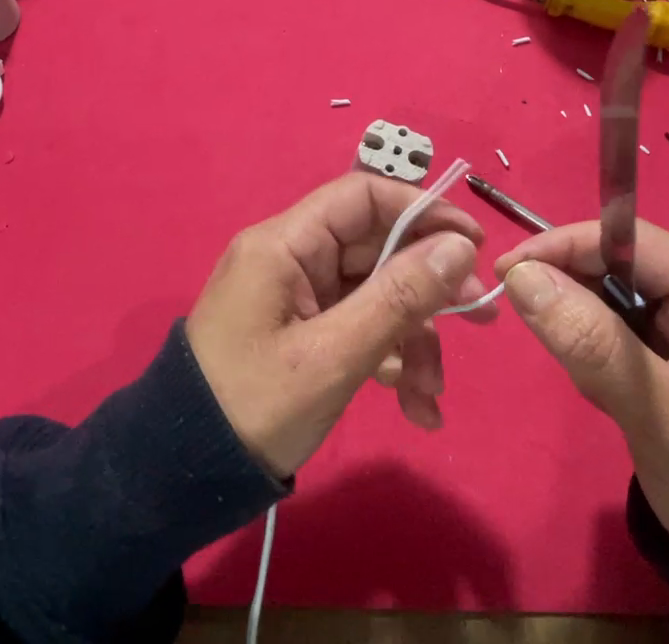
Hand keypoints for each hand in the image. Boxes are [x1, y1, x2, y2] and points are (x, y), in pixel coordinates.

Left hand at [187, 173, 493, 477]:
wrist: (188, 472)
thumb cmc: (255, 405)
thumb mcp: (334, 355)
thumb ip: (399, 297)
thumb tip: (459, 246)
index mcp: (285, 245)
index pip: (363, 196)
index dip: (423, 210)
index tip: (474, 244)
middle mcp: (291, 259)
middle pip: (377, 249)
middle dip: (430, 288)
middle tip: (480, 321)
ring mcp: (298, 297)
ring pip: (376, 295)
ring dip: (414, 340)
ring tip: (431, 395)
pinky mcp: (304, 332)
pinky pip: (359, 328)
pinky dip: (390, 360)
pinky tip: (412, 407)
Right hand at [495, 221, 668, 571]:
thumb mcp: (660, 418)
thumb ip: (592, 345)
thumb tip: (521, 276)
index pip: (642, 246)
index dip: (572, 245)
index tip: (509, 266)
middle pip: (626, 267)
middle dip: (576, 291)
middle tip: (531, 323)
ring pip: (615, 298)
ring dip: (584, 329)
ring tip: (593, 385)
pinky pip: (617, 331)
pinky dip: (594, 352)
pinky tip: (602, 391)